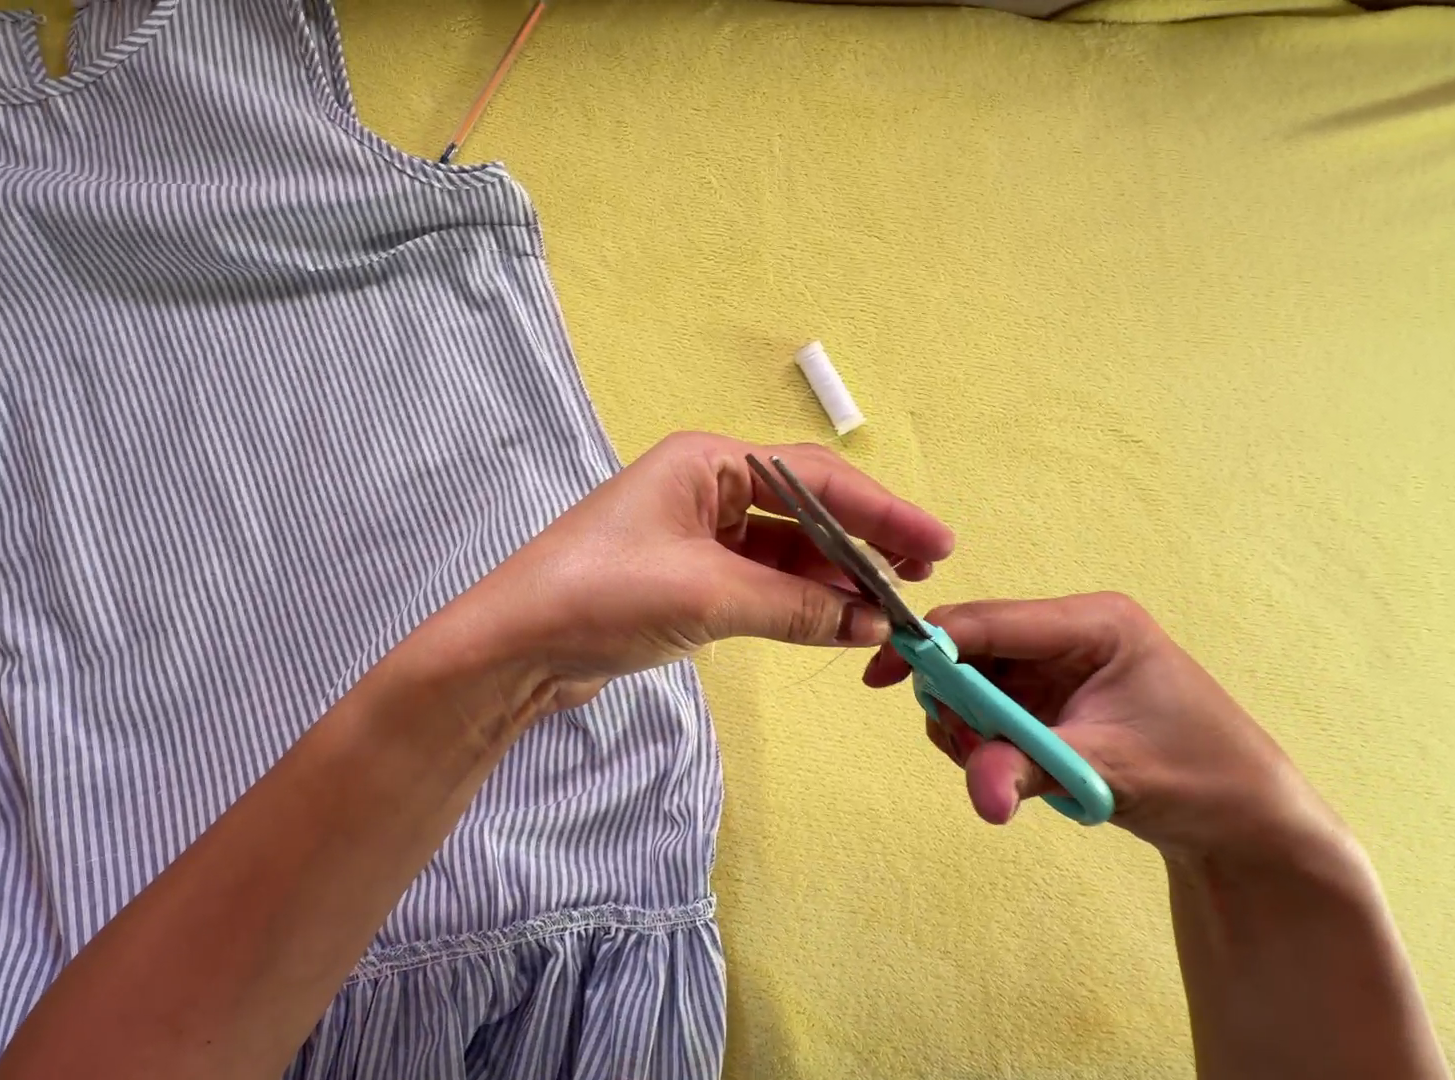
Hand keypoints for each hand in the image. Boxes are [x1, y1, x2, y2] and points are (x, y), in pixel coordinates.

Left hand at [454, 432, 954, 712]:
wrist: (517, 643)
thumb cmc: (603, 594)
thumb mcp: (706, 595)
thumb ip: (794, 607)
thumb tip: (869, 623)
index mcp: (706, 464)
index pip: (812, 478)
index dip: (880, 510)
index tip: (937, 545)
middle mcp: (702, 489)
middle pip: (801, 512)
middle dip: (858, 546)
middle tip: (917, 583)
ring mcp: (690, 536)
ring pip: (779, 553)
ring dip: (827, 581)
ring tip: (881, 614)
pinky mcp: (681, 579)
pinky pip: (753, 583)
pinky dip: (791, 603)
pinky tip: (829, 625)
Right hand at [864, 593, 1340, 859]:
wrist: (1244, 825)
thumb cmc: (1202, 781)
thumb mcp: (1111, 771)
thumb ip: (1031, 771)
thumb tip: (979, 794)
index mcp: (1093, 624)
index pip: (988, 621)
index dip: (930, 645)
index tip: (880, 676)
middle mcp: (1064, 634)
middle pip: (969, 647)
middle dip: (948, 695)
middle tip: (958, 744)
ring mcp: (1051, 665)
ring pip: (968, 678)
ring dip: (961, 721)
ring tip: (990, 764)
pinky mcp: (1042, 696)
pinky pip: (981, 704)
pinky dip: (975, 736)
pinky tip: (999, 765)